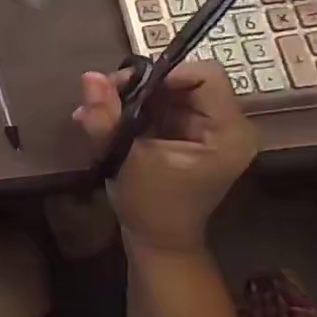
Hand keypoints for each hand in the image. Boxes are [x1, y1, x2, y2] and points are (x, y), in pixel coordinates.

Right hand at [73, 61, 257, 258]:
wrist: (157, 243)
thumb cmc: (150, 206)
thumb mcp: (125, 160)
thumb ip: (107, 117)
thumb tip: (90, 75)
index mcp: (227, 132)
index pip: (206, 76)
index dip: (165, 73)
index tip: (127, 88)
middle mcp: (225, 125)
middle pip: (184, 80)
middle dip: (142, 85)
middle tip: (103, 97)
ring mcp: (206, 129)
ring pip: (169, 91)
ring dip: (133, 96)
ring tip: (99, 110)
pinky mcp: (187, 134)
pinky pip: (162, 106)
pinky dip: (134, 108)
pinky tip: (107, 120)